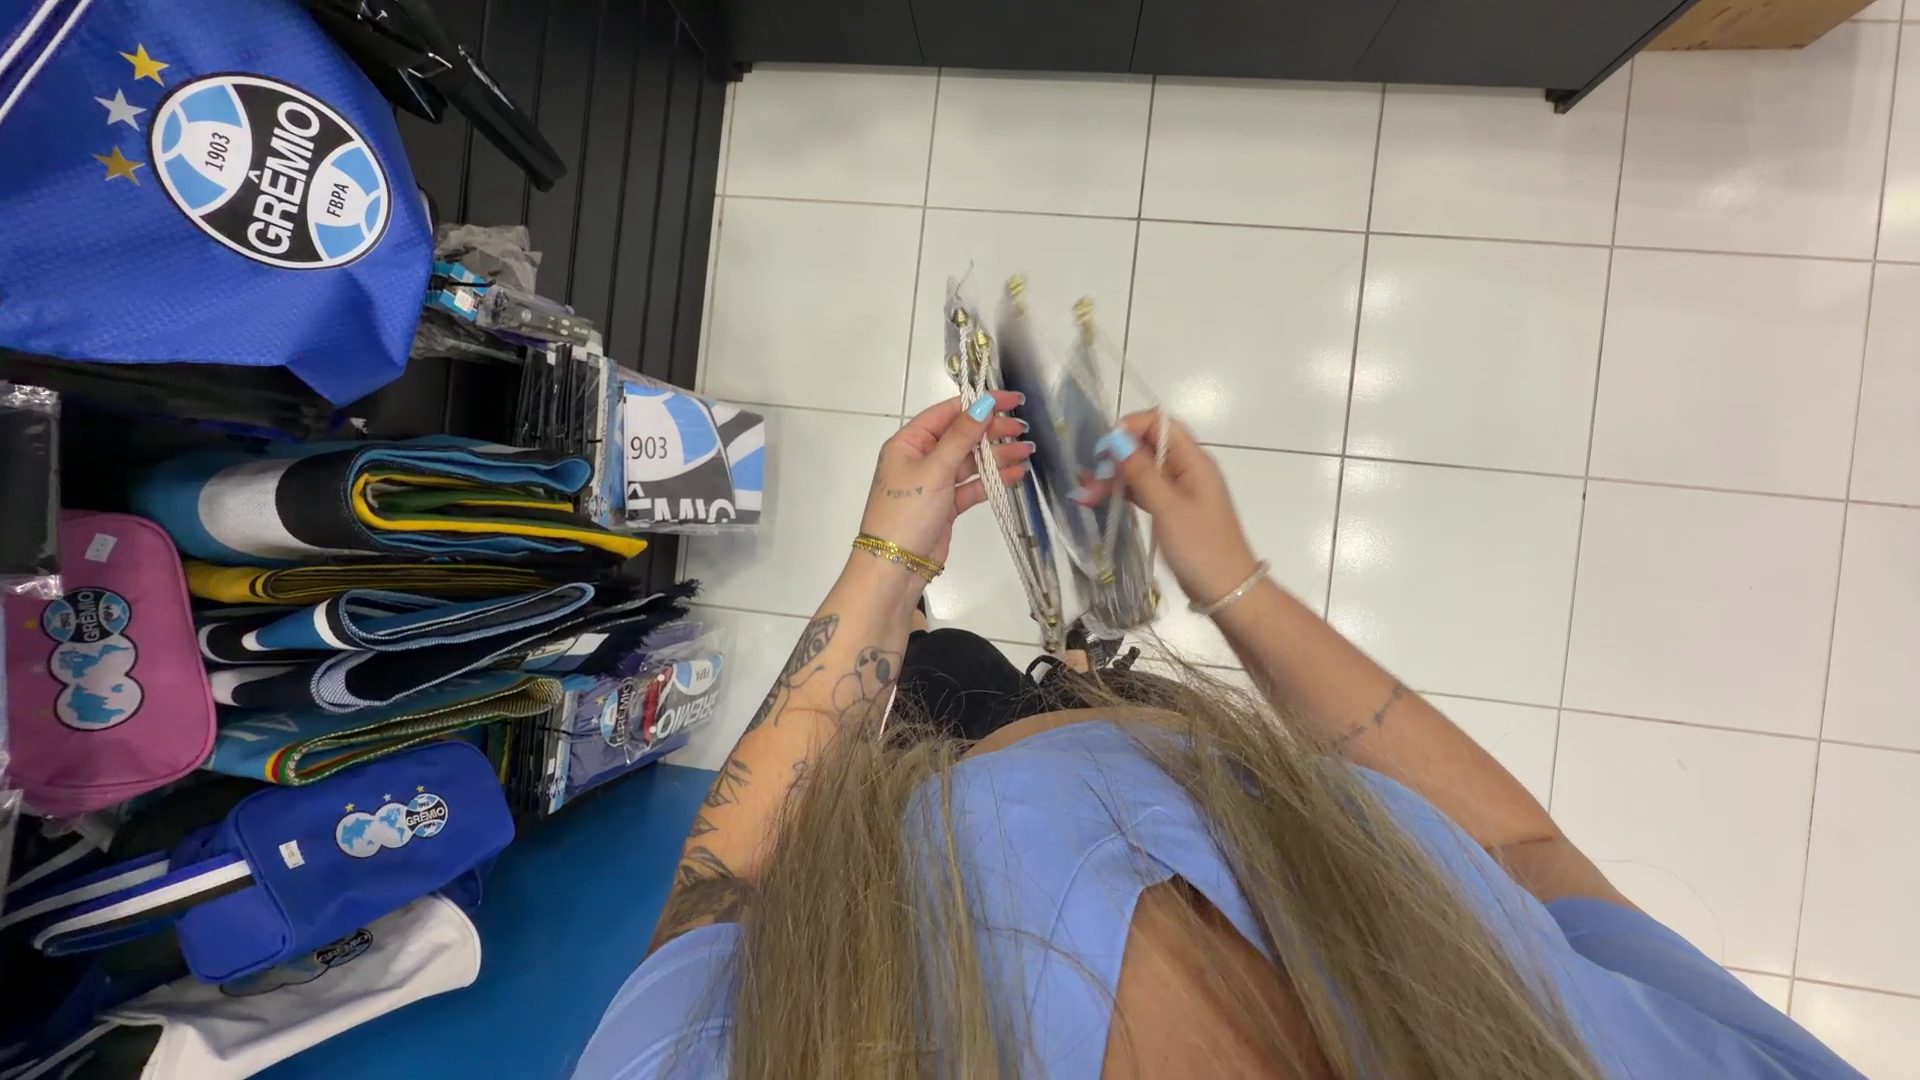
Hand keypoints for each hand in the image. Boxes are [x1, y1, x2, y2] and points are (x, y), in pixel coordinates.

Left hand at [858, 392, 1032, 566]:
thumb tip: (983, 404)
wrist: (895, 566)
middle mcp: (920, 458)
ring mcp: (934, 482)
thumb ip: (961, 436)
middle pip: (961, 436)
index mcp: (909, 442)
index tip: (1011, 401)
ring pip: (970, 461)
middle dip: (992, 431)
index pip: (947, 413)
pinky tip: (1016, 474)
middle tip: (1023, 430)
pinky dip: (993, 480)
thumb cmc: (908, 510)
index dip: (980, 404)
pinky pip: (973, 486)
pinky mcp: (946, 505)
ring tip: (1028, 451)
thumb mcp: (934, 468)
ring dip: (998, 456)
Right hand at [1078, 411, 1259, 607]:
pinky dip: (1122, 493)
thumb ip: (1141, 472)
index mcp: (1194, 461)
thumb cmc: (1200, 547)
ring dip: (1113, 478)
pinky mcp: (1171, 509)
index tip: (1103, 449)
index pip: (1160, 424)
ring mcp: (1179, 490)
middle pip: (1146, 447)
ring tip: (1084, 495)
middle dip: (1115, 457)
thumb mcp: (1167, 508)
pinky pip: (1143, 491)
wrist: (1226, 590)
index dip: (1130, 428)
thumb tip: (1115, 439)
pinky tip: (1098, 500)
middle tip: (1088, 480)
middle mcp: (1187, 469)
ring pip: (1140, 470)